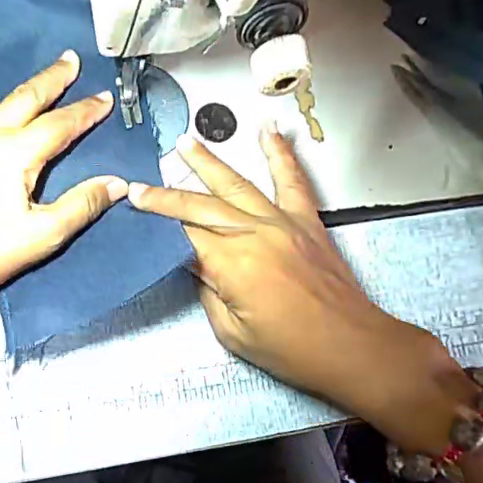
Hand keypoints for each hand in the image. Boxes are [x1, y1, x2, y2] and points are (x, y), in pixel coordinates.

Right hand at [127, 125, 465, 451]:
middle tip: (139, 186)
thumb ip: (207, 289)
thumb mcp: (231, 330)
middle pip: (200, 206)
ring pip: (237, 184)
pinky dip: (280, 154)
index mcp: (231, 264)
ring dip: (208, 162)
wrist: (350, 346)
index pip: (183, 235)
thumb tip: (193, 262)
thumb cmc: (289, 349)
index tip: (133, 213)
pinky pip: (291, 180)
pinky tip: (268, 132)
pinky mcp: (307, 221)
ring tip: (186, 143)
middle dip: (165, 195)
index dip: (156, 223)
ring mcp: (283, 222)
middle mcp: (254, 233)